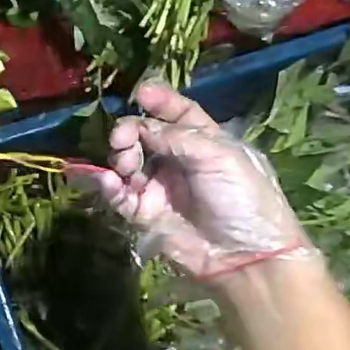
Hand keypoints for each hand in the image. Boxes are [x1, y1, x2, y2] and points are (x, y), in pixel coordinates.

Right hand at [75, 80, 314, 281]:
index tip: (139, 93)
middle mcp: (178, 161)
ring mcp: (159, 187)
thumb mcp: (218, 156)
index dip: (159, 101)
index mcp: (204, 142)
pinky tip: (106, 180)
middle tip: (122, 139)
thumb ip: (175, 137)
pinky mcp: (143, 214)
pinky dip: (107, 184)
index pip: (178, 114)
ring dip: (120, 157)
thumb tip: (139, 126)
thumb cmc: (242, 198)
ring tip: (125, 165)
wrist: (244, 256)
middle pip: (143, 135)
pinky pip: (118, 194)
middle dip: (129, 131)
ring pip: (126, 162)